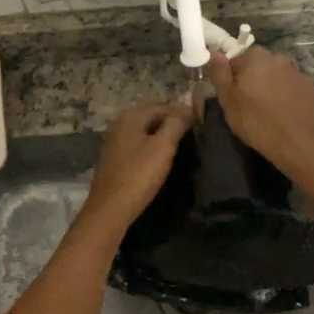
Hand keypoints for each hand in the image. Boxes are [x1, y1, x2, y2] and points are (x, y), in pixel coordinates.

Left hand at [80, 102, 191, 232]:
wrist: (111, 208)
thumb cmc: (139, 175)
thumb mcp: (163, 147)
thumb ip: (176, 123)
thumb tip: (188, 105)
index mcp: (131, 116)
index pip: (164, 106)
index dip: (184, 113)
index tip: (202, 126)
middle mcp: (120, 122)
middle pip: (153, 116)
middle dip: (173, 123)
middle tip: (194, 137)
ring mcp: (115, 140)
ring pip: (145, 131)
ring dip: (163, 136)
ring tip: (182, 148)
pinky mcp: (115, 157)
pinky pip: (138, 144)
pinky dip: (152, 147)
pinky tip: (162, 158)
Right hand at [207, 49, 313, 175]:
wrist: (294, 142)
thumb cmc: (255, 121)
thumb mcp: (228, 100)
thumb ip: (220, 74)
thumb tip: (215, 53)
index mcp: (256, 57)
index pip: (235, 61)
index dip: (231, 79)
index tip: (232, 97)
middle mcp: (278, 58)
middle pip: (258, 66)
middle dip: (253, 80)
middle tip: (248, 104)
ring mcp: (297, 72)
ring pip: (276, 76)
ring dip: (271, 87)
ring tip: (268, 110)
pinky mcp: (311, 87)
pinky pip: (292, 87)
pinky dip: (287, 95)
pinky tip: (284, 112)